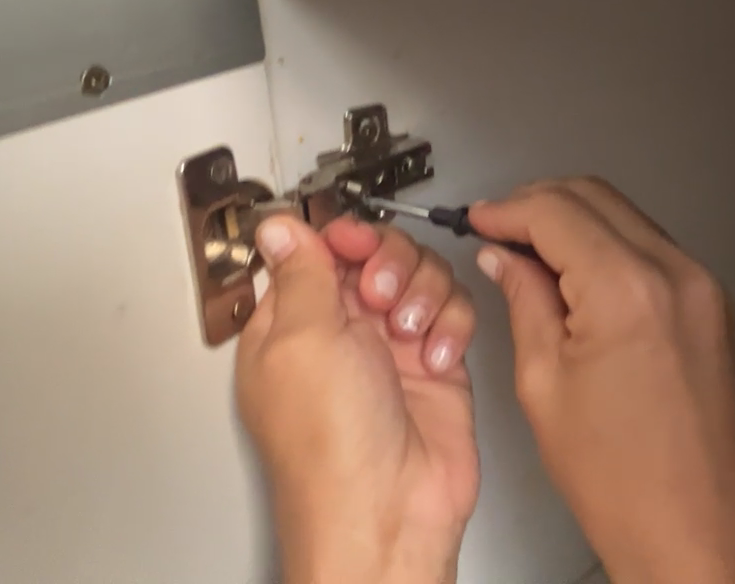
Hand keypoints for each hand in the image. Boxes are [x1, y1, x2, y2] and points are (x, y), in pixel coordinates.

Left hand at [236, 214, 480, 583]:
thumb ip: (300, 272)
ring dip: (425, 294)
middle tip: (384, 297)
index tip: (359, 247)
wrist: (393, 511)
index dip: (347, 237)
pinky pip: (456, 307)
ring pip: (424, 272)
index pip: (322, 246)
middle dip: (392, 264)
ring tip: (413, 335)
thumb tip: (278, 225)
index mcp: (296, 321)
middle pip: (380, 251)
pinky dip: (453, 326)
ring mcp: (394, 341)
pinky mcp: (438, 356)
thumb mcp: (303, 342)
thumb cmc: (332, 446)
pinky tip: (438, 359)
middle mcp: (345, 326)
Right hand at [468, 180, 734, 583]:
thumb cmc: (618, 478)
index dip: (509, 209)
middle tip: (499, 228)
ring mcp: (700, 282)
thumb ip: (524, 299)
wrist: (695, 532)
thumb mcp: (544, 383)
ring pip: (623, 214)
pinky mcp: (710, 299)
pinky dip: (607, 242)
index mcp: (626, 290)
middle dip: (539, 202)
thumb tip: (503, 255)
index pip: (556, 212)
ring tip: (531, 249)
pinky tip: (576, 268)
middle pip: (594, 196)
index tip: (480, 218)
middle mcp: (674, 272)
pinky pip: (648, 244)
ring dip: (574, 219)